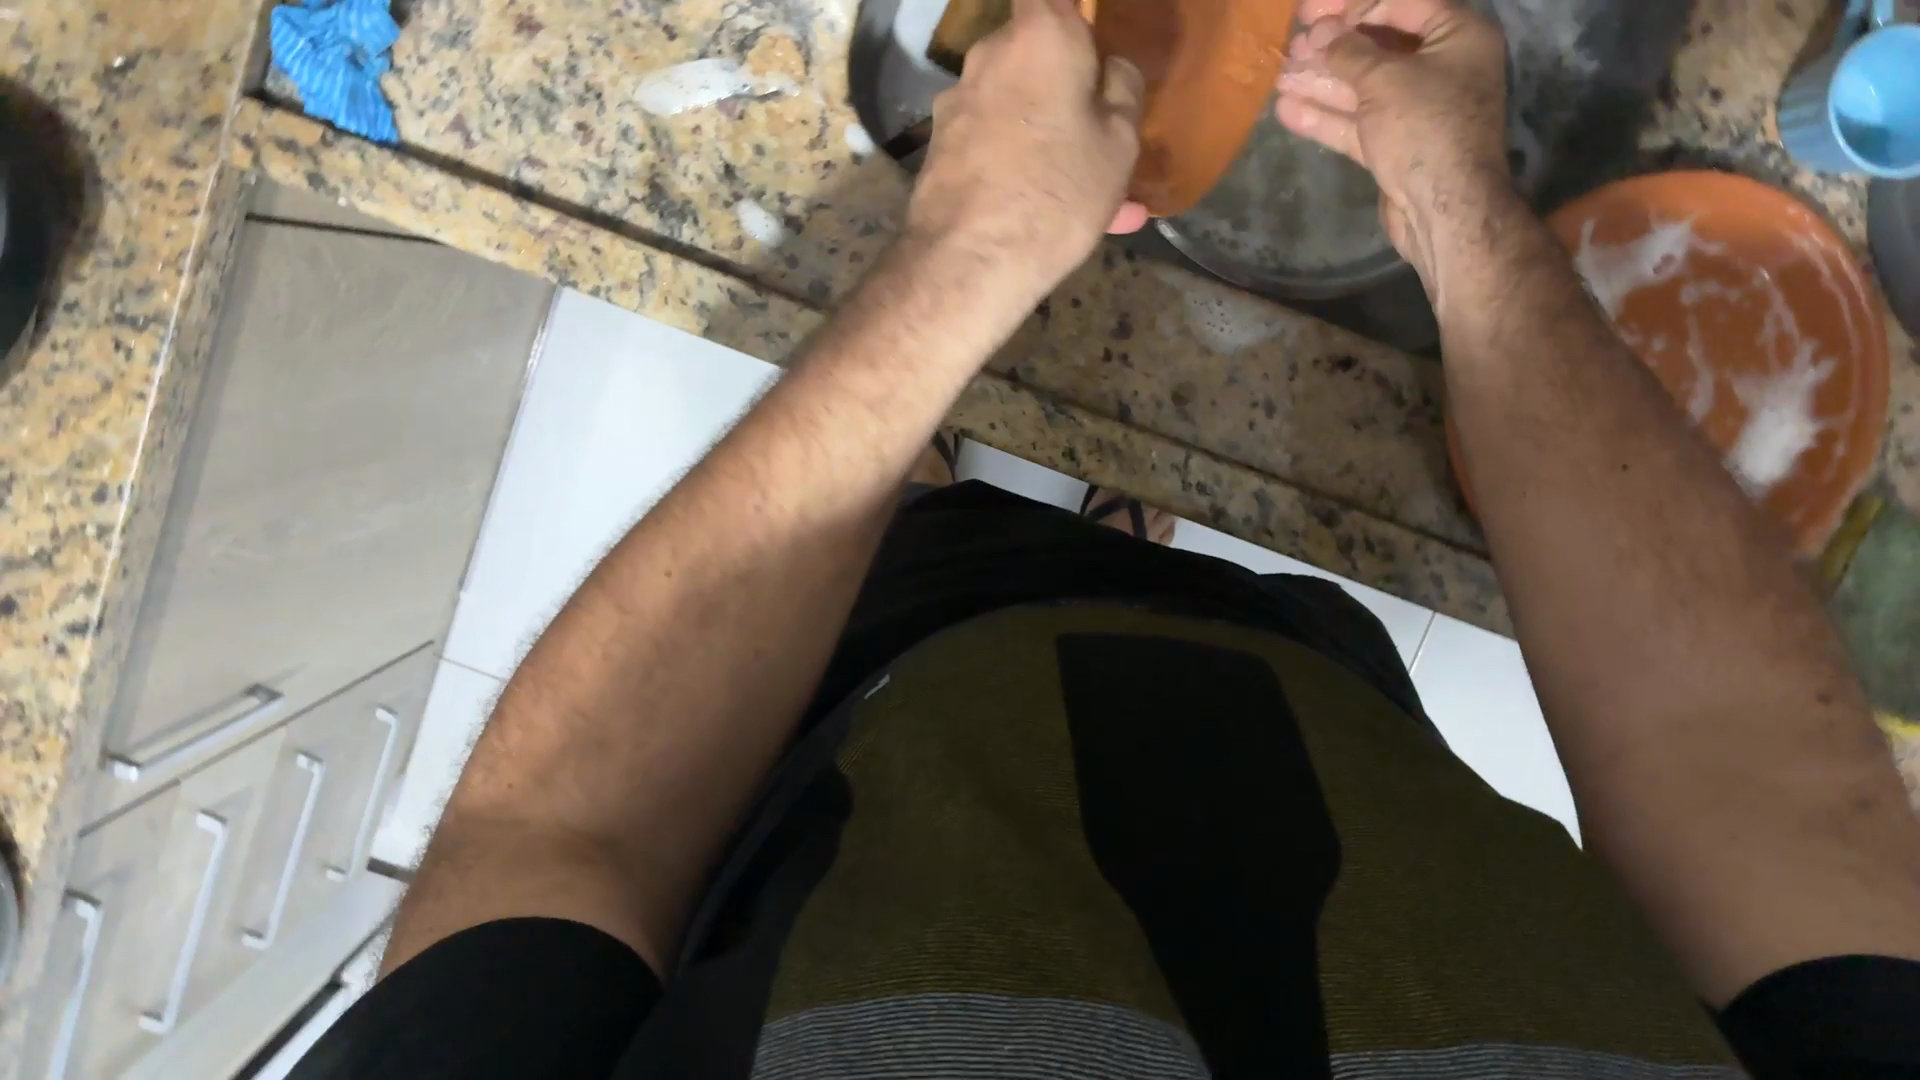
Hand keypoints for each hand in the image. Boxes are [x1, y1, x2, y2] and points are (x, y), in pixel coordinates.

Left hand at [905, 0, 1147, 296]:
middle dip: (1065, 93)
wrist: (970, 262)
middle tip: (1096, 142)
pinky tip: (1042, 218)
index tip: (1086, 51)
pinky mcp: (937, 152)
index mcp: (1041, 35)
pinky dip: (1017, 172)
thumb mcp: (1120, 145)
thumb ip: (1122, 92)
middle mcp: (988, 56)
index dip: (1072, 17)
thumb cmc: (1057, 193)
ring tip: (1084, 204)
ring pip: (1016, 115)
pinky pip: (992, 150)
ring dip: (1047, 146)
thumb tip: (1111, 70)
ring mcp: (956, 106)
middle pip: (1033, 59)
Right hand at [1274, 0, 1509, 282]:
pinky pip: (1357, 122)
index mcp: (1456, 35)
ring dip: (1320, 83)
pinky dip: (1325, 116)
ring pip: (1361, 88)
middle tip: (1291, 46)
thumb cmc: (1425, 128)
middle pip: (1377, 48)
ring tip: (1280, 77)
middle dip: (1331, 49)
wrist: (1443, 205)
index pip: (1400, 4)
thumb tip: (1319, 33)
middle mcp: (1439, 66)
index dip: (1353, 7)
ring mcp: (1415, 109)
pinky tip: (1288, 111)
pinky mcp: (1394, 145)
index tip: (1311, 14)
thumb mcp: (1385, 81)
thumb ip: (1349, 53)